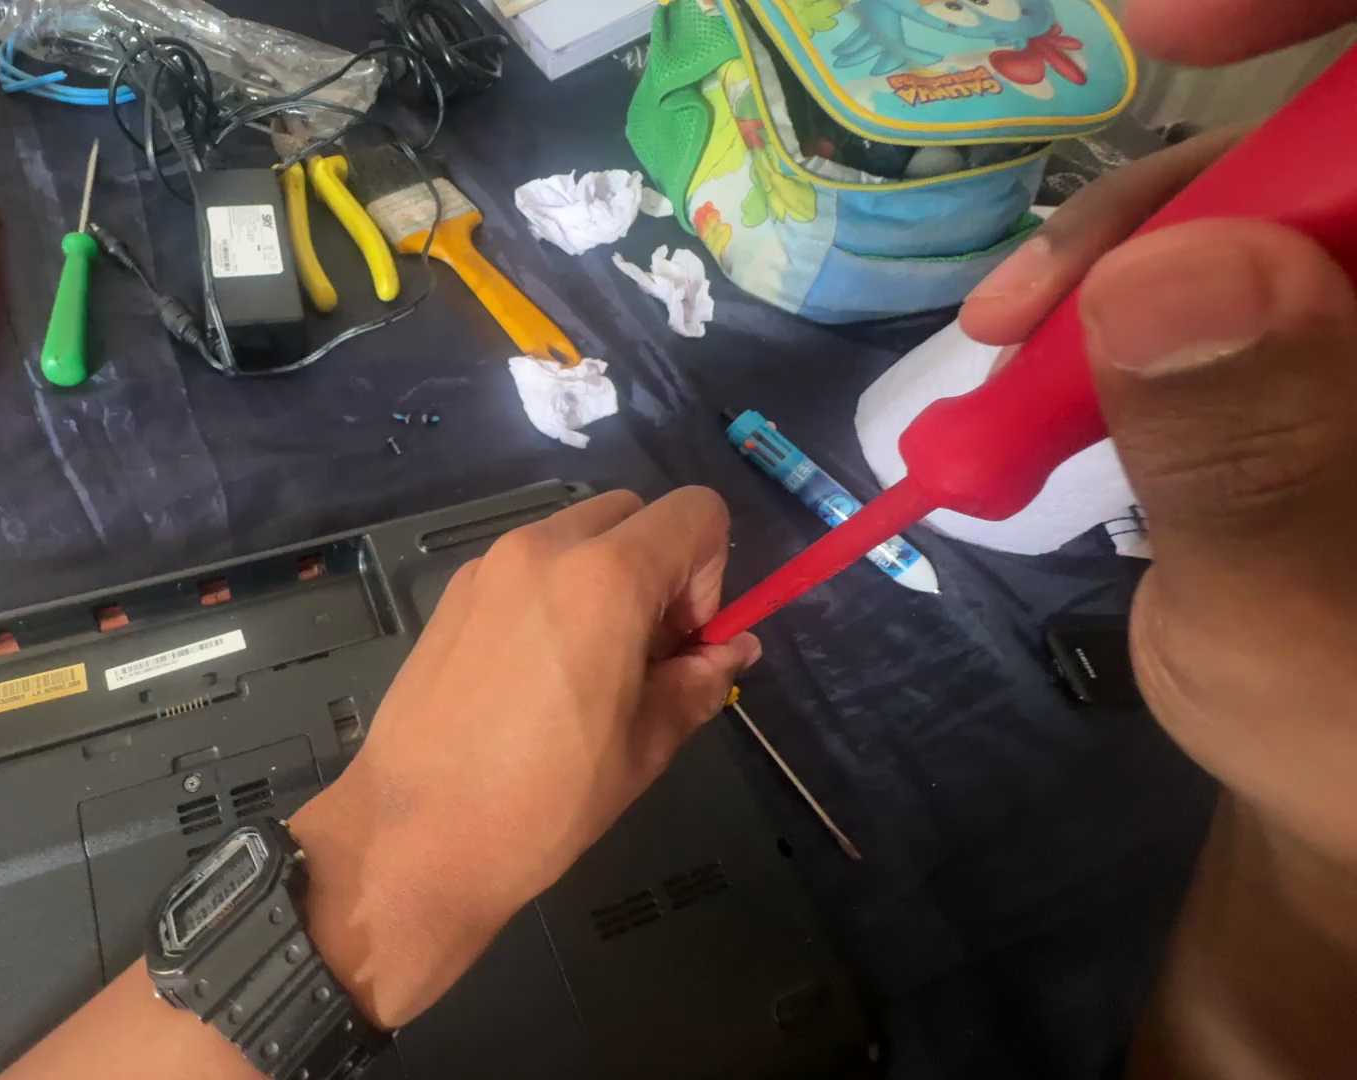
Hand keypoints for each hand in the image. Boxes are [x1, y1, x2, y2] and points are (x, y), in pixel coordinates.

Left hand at [291, 489, 761, 1029]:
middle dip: (657, 564)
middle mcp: (540, 548)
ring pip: (574, 533)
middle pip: (631, 513)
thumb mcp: (646, 745)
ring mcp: (487, 565)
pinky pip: (525, 562)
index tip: (684, 640)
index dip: (710, 572)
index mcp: (603, 576)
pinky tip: (533, 666)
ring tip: (586, 660)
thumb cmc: (543, 798)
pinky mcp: (452, 591)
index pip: (695, 512)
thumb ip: (700, 679)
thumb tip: (734, 647)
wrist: (415, 830)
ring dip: (603, 573)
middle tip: (642, 649)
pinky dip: (552, 587)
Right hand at [959, 81, 1356, 870]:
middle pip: (1351, 139)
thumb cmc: (1356, 734)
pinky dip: (1119, 300)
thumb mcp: (1292, 616)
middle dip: (1169, 202)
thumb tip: (1166, 273)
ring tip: (1003, 360)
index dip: (1329, 8)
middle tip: (1016, 308)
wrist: (1355, 776)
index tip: (1170, 29)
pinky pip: (1231, 260)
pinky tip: (1048, 365)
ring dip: (1116, 262)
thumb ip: (1244, 453)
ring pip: (1276, 198)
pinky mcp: (1331, 334)